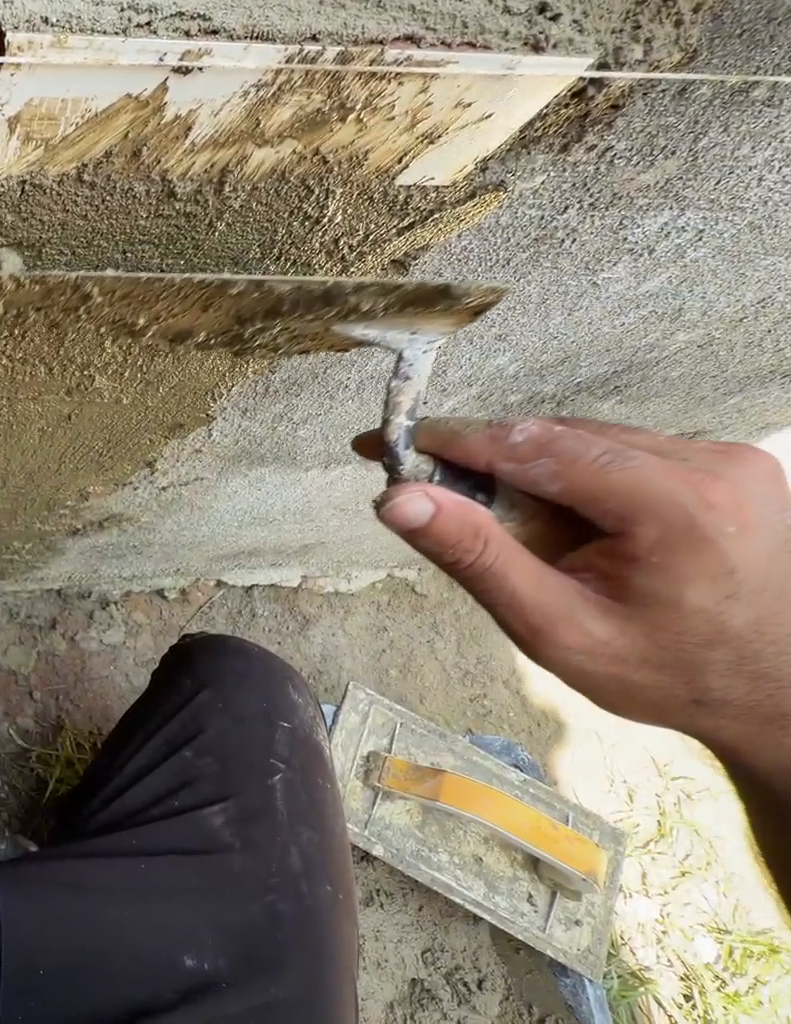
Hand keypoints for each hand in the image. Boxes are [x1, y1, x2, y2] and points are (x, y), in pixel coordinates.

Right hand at [355, 418, 790, 772]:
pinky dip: (557, 471)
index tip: (381, 445)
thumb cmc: (662, 672)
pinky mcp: (726, 465)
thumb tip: (395, 498)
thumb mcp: (553, 627)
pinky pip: (612, 450)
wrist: (778, 694)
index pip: (533, 446)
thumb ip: (476, 556)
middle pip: (554, 437)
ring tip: (473, 506)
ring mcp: (726, 458)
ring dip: (514, 464)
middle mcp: (710, 461)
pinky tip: (540, 511)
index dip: (449, 441)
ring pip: (580, 439)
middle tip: (414, 484)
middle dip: (475, 455)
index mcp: (676, 504)